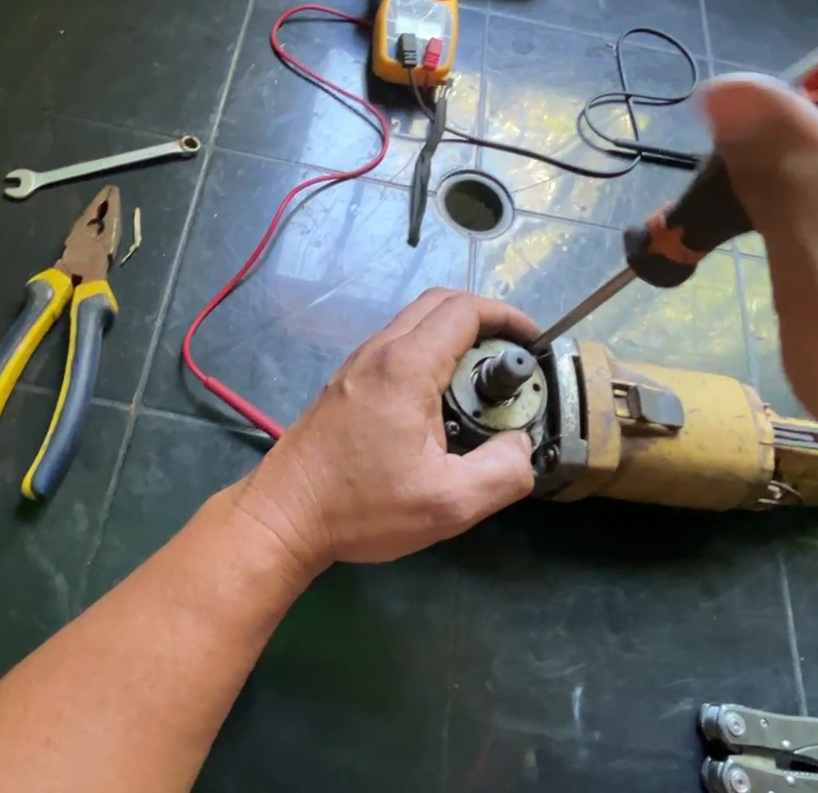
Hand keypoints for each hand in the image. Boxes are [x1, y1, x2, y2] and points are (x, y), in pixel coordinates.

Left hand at [231, 289, 539, 570]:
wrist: (284, 514)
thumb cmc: (362, 508)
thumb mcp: (449, 503)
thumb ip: (503, 471)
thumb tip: (522, 445)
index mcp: (406, 366)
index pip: (464, 310)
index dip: (507, 316)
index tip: (533, 342)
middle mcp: (379, 351)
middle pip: (439, 303)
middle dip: (484, 319)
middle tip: (513, 358)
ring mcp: (357, 364)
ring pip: (414, 323)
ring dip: (455, 336)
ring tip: (483, 383)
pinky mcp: (347, 381)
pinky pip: (397, 347)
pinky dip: (430, 353)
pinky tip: (442, 401)